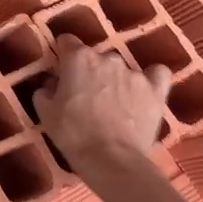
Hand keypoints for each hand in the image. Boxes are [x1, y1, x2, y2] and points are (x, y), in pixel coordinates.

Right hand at [33, 34, 170, 177]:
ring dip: (114, 79)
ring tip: (114, 103)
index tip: (61, 73)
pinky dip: (151, 78)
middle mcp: (106, 57)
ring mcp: (134, 73)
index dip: (62, 56)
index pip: (67, 41)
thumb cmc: (73, 133)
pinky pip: (158, 74)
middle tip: (85, 94)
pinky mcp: (155, 92)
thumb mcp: (44, 110)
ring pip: (120, 68)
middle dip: (89, 70)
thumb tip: (53, 82)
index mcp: (77, 57)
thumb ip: (46, 88)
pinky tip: (145, 89)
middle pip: (94, 56)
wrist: (112, 161)